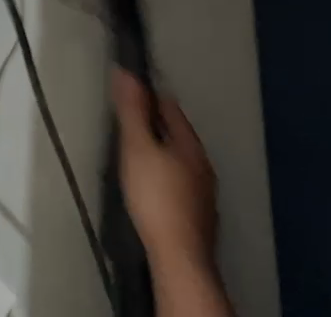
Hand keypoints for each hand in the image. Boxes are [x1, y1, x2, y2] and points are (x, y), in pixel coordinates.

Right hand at [113, 69, 221, 275]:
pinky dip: (166, 179)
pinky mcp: (198, 217)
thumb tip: (126, 72)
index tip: (128, 94)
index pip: (170, 107)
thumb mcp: (137, 149)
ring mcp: (204, 193)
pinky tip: (152, 191)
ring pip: (180, 161)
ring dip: (161, 154)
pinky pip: (181, 185)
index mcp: (190, 144)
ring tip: (136, 157)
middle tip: (127, 126)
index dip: (149, 96)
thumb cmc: (156, 197)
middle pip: (177, 134)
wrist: (179, 257)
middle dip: (155, 126)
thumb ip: (132, 112)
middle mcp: (202, 164)